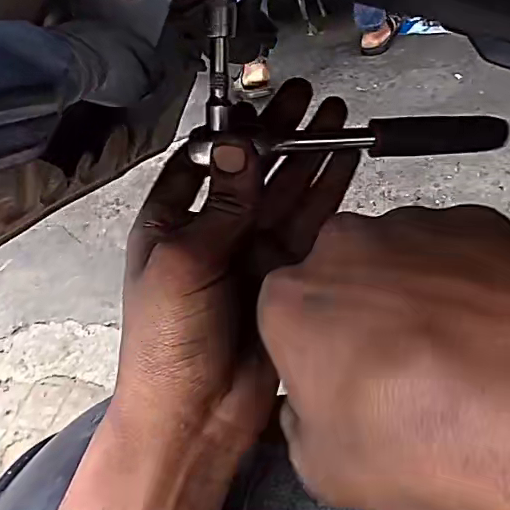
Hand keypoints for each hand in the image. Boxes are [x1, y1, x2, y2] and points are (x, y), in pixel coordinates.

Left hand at [114, 79, 359, 454]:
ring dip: (308, 153)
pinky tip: (342, 161)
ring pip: (285, 190)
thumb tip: (240, 144)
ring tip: (332, 115)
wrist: (195, 414)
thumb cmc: (166, 340)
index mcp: (171, 221)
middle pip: (252, 169)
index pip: (204, 160)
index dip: (231, 131)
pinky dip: (326, 191)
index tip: (257, 104)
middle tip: (303, 95)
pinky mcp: (286, 272)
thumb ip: (220, 205)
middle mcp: (214, 230)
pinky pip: (309, 223)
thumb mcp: (183, 262)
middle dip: (279, 132)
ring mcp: (253, 250)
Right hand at [260, 205, 509, 509]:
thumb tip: (312, 405)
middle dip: (360, 310)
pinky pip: (457, 248)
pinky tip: (502, 327)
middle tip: (404, 367)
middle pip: (341, 273)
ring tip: (467, 352)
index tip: (343, 382)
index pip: (283, 314)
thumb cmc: (418, 440)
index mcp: (291, 299)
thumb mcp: (325, 471)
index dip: (312, 350)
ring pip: (399, 256)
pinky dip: (469, 278)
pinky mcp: (478, 219)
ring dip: (415, 291)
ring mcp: (414, 225)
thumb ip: (302, 425)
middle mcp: (345, 244)